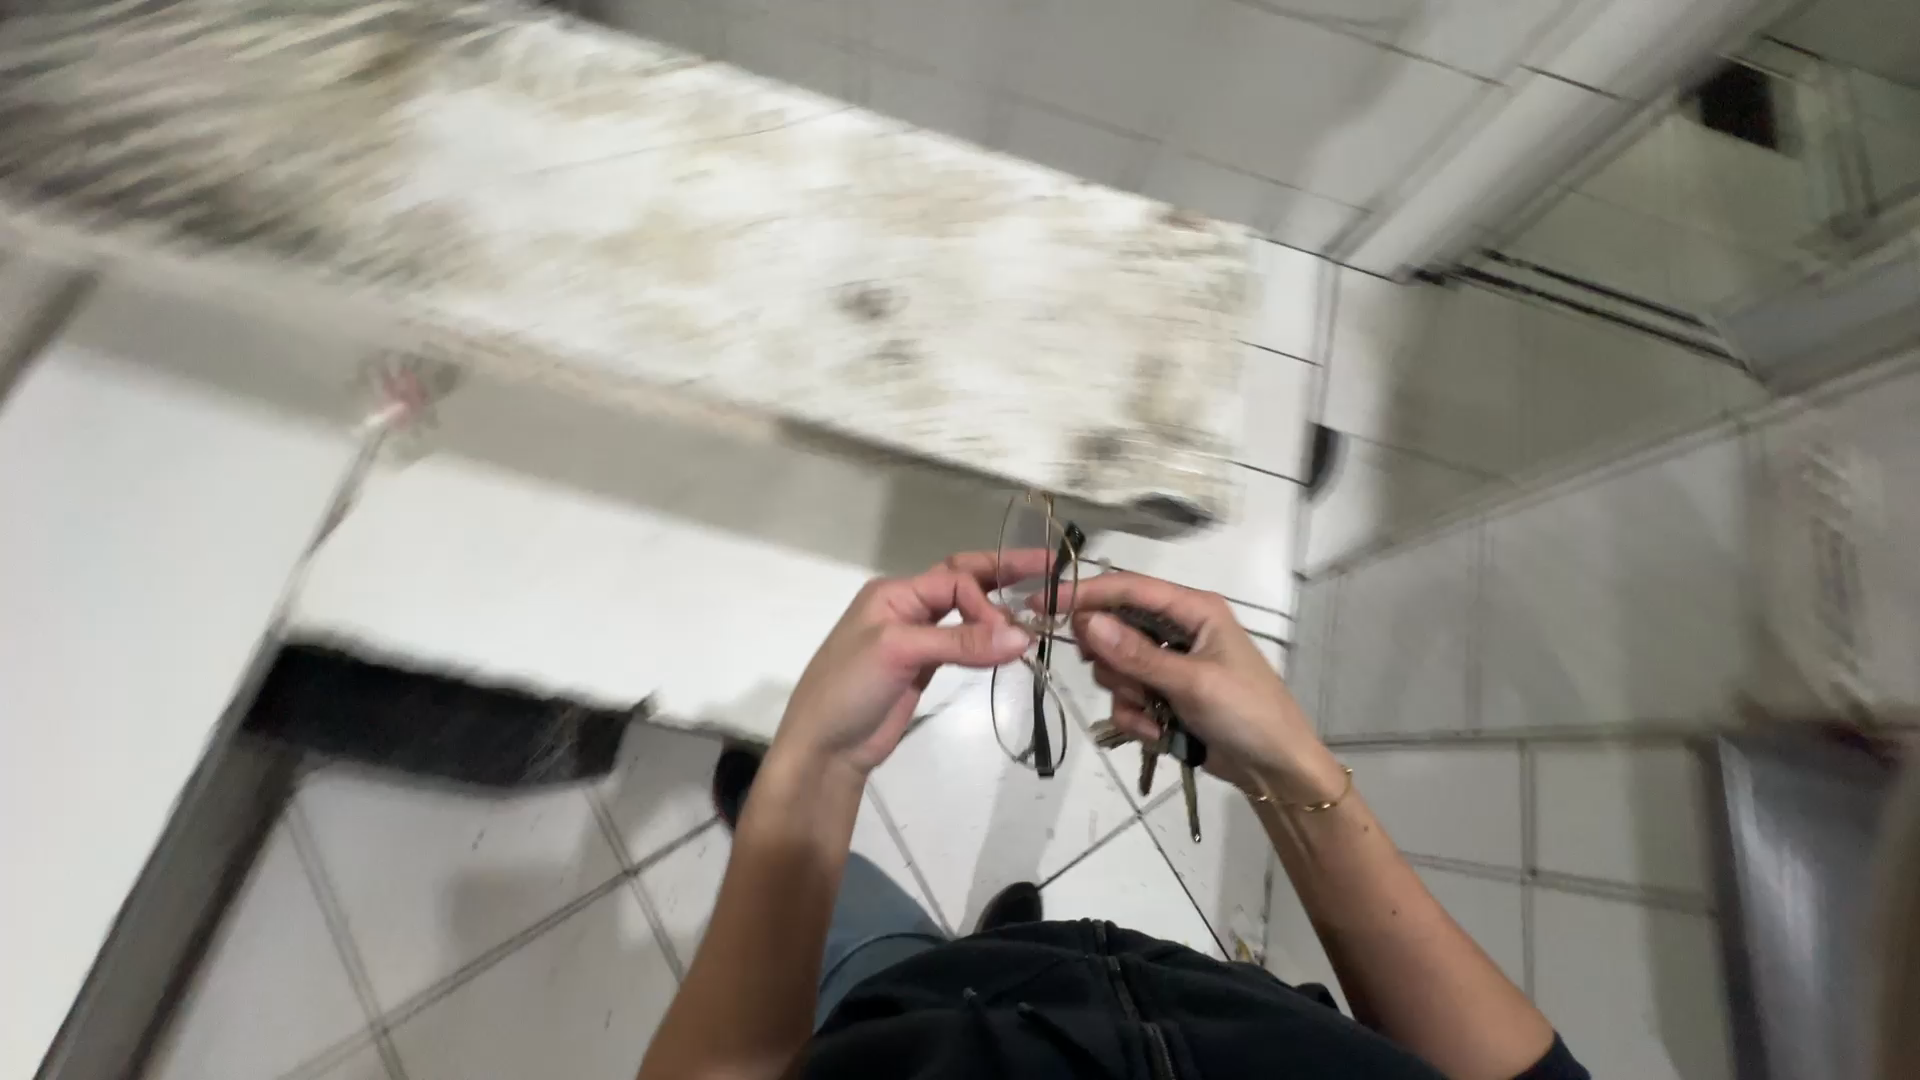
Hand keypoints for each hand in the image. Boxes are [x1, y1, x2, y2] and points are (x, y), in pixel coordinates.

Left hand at [771, 550, 1050, 776]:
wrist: (824, 747)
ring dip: (996, 612)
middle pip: (961, 581)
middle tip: (1048, 565)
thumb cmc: (849, 689)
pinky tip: (1007, 646)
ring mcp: (915, 638)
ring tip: (1037, 611)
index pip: (954, 580)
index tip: (1006, 636)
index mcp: (894, 592)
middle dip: (1002, 572)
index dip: (985, 603)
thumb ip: (960, 642)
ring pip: (964, 613)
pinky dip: (985, 642)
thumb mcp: (898, 652)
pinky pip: (961, 644)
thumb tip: (1022, 638)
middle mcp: (906, 607)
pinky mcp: (923, 667)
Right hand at [1059, 571, 1345, 802]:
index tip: (1043, 603)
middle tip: (1124, 682)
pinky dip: (1135, 717)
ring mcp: (1167, 662)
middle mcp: (1176, 628)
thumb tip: (1086, 622)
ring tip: (1156, 715)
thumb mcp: (1192, 682)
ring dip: (1127, 695)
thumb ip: (1137, 654)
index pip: (1127, 588)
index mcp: (1192, 609)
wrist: (1276, 771)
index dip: (1084, 593)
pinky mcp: (1161, 694)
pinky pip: (1124, 697)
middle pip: (1113, 627)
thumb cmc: (1247, 714)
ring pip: (1114, 666)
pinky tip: (1160, 734)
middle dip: (1112, 660)